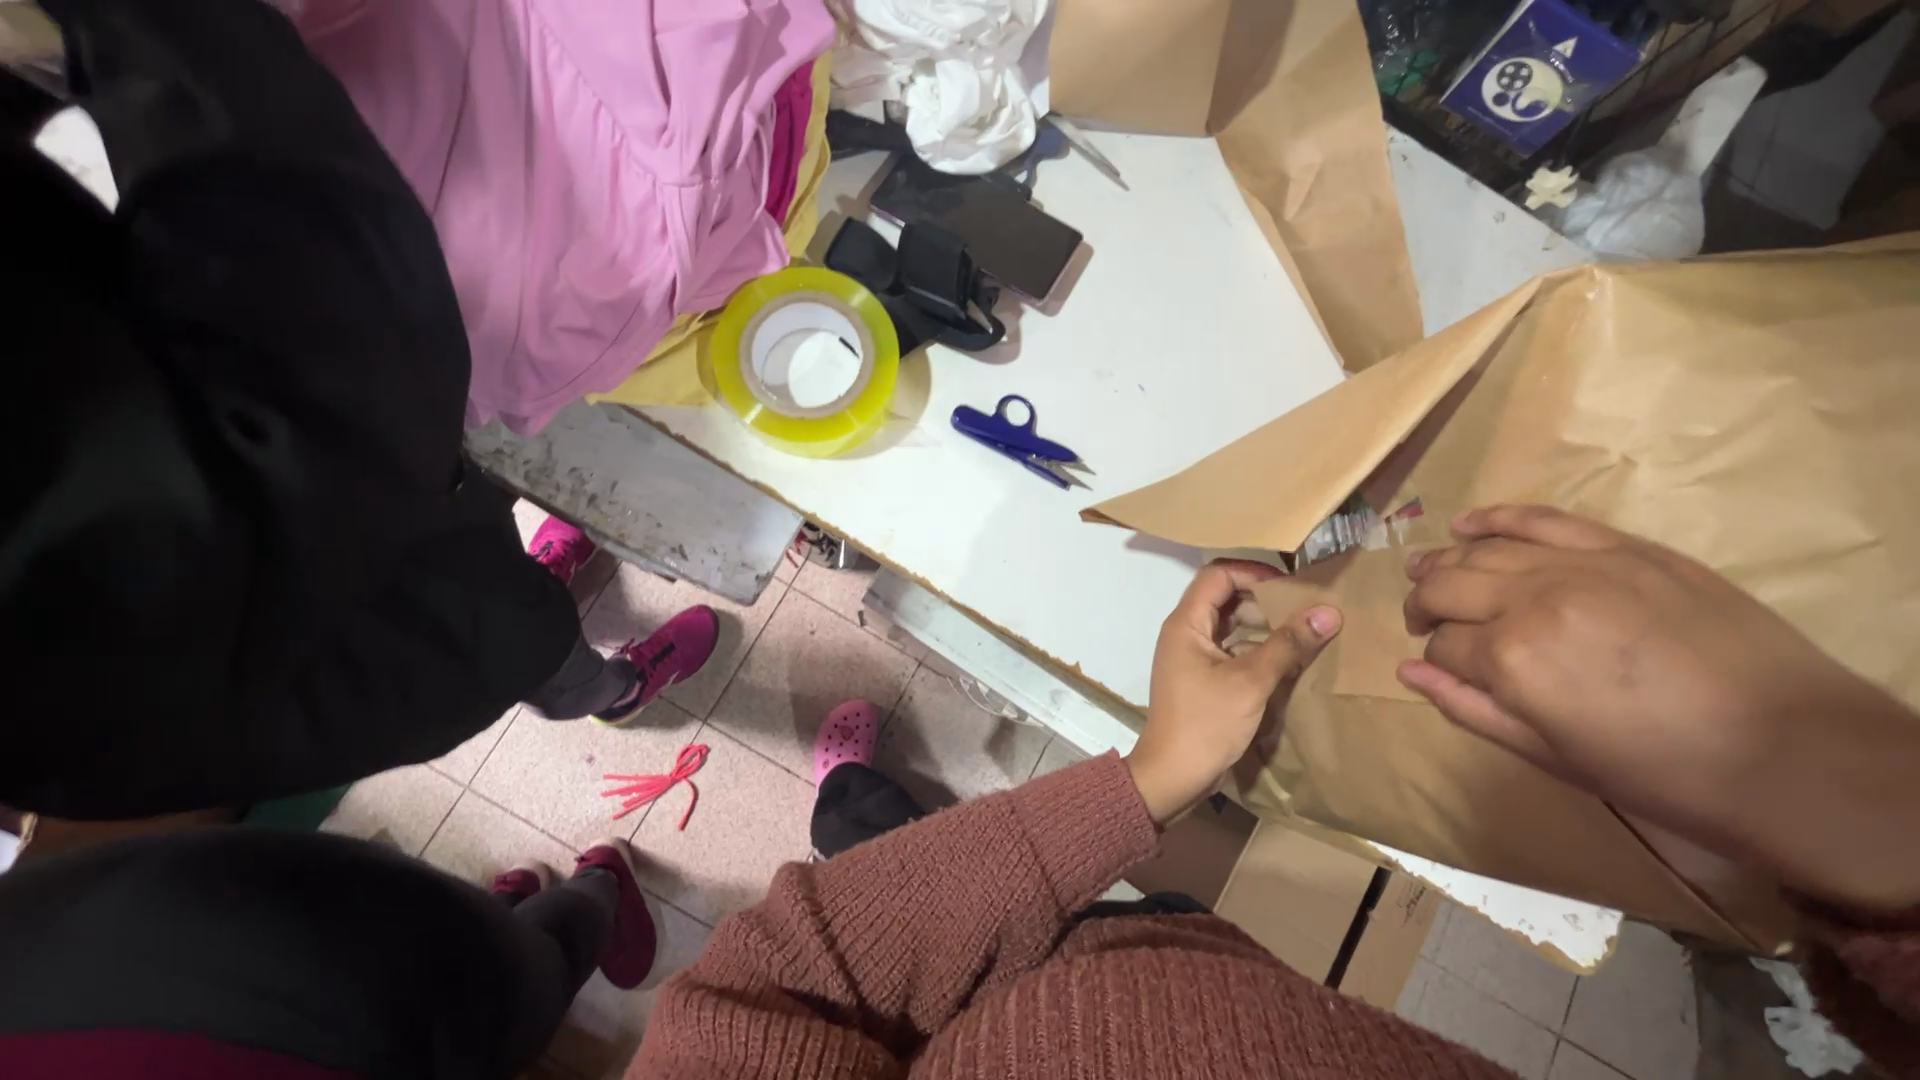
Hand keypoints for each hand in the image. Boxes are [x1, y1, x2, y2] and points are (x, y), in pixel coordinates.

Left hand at [1126, 561, 1340, 825]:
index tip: (1293, 583)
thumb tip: (1328, 612)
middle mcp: (1185, 633)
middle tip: (1307, 607)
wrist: (1173, 775)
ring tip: (1307, 631)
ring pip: (1231, 626)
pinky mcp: (1203, 679)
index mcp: (1186, 623)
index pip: (1217, 575)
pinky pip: (1232, 651)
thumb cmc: (1205, 723)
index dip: (1253, 572)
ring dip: (1265, 626)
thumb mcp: (1250, 682)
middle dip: (1265, 599)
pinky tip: (1290, 660)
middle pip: (1225, 598)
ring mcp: (1193, 657)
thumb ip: (1287, 645)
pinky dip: (1258, 650)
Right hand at [1398, 504, 1919, 908]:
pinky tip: (1468, 524)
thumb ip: (1469, 708)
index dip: (1436, 655)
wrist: (1793, 752)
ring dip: (1446, 560)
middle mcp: (1532, 599)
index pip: (1442, 642)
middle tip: (1422, 619)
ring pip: (1485, 549)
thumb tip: (1409, 670)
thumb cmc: (1660, 770)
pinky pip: (1544, 518)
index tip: (1449, 668)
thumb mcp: (1551, 755)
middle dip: (1423, 603)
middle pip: (1447, 584)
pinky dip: (1498, 517)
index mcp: (1509, 659)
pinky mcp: (1626, 548)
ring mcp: (1581, 565)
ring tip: (1429, 572)